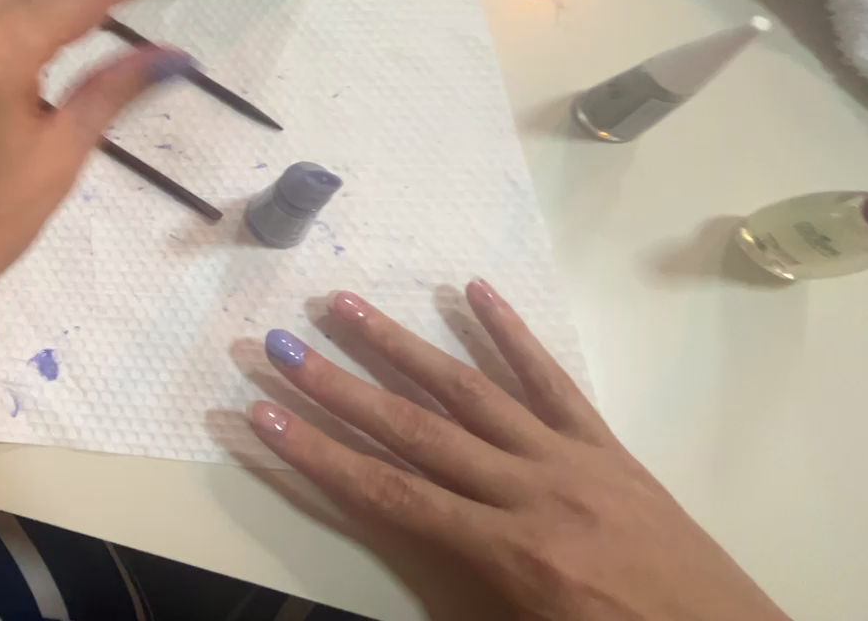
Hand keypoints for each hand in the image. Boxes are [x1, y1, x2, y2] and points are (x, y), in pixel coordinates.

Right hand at [247, 281, 788, 620]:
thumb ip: (450, 579)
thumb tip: (385, 519)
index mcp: (510, 554)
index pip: (386, 491)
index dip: (316, 451)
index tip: (260, 413)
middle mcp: (531, 494)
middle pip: (411, 428)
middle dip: (335, 385)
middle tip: (278, 343)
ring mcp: (569, 459)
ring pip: (466, 388)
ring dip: (397, 343)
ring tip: (344, 303)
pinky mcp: (606, 446)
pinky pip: (551, 381)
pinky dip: (510, 332)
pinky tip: (474, 288)